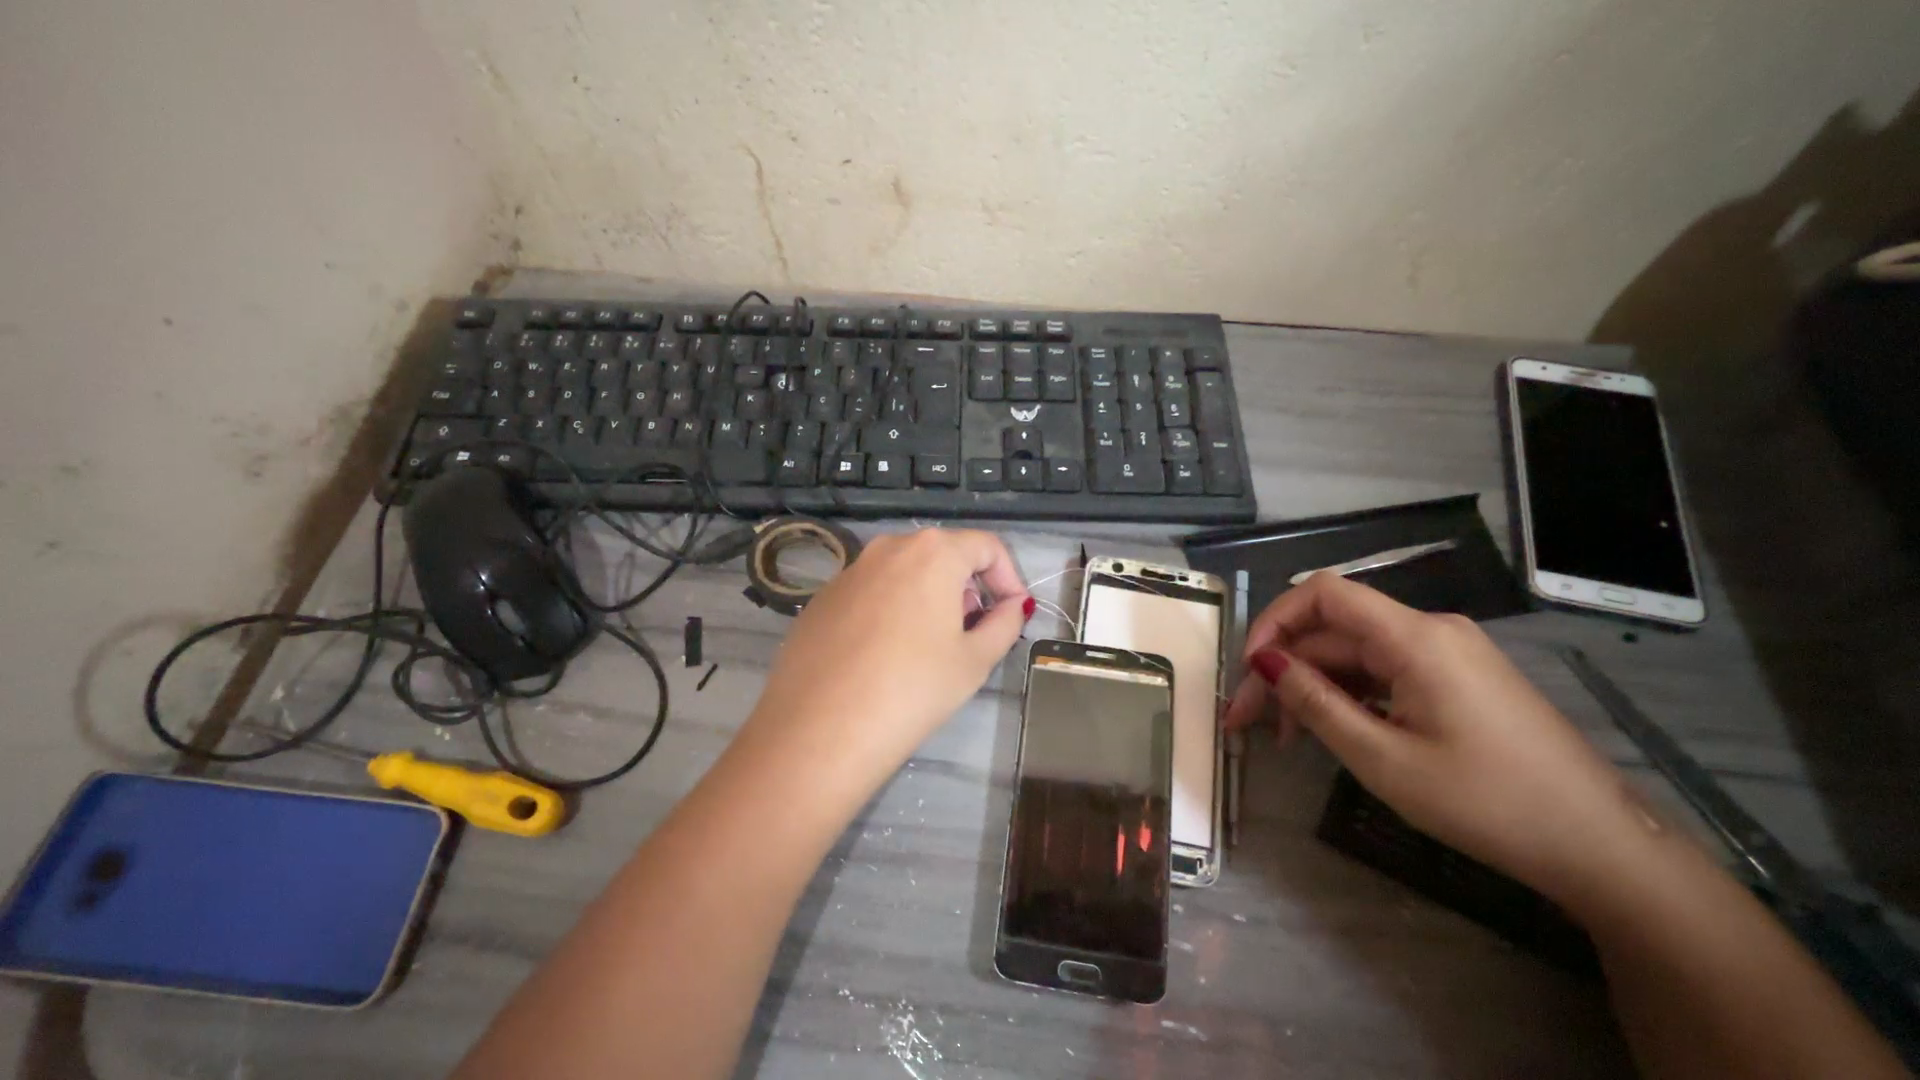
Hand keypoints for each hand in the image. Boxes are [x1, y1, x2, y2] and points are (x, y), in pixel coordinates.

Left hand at [743, 528, 1032, 786]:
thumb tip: (1013, 605)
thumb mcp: (975, 661)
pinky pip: (870, 594)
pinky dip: (889, 612)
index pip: (986, 546)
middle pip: (942, 555)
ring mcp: (848, 571)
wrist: (820, 729)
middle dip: (966, 588)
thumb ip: (1004, 624)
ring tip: (929, 649)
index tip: (1013, 613)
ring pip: (903, 573)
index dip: (1008, 577)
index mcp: (932, 553)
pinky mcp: (821, 600)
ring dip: (927, 599)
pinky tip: (884, 658)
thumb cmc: (912, 690)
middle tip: (972, 634)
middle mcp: (887, 548)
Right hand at [1224, 575, 1654, 902]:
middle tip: (1246, 725)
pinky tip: (1332, 733)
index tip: (1247, 670)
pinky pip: (1388, 673)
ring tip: (1285, 741)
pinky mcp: (1460, 681)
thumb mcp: (1384, 759)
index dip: (1274, 620)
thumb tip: (1265, 663)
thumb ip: (1318, 704)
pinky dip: (1352, 697)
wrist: (1595, 843)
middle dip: (1284, 671)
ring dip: (1315, 689)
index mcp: (1416, 637)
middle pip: (1335, 632)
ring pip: (1358, 656)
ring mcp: (1449, 656)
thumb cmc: (1485, 801)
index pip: (1324, 594)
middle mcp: (1431, 631)